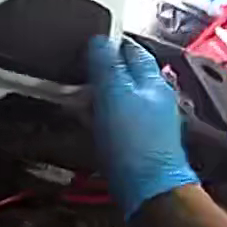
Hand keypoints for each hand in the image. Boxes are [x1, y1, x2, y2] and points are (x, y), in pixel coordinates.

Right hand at [85, 35, 198, 220]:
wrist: (147, 185)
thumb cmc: (132, 139)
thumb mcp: (115, 96)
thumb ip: (107, 67)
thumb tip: (98, 41)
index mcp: (151, 81)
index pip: (131, 50)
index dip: (108, 43)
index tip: (84, 42)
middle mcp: (153, 96)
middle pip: (125, 72)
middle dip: (100, 68)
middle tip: (72, 67)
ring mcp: (147, 118)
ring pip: (118, 93)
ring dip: (96, 91)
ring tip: (73, 92)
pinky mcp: (136, 137)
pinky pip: (114, 115)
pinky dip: (98, 111)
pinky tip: (85, 118)